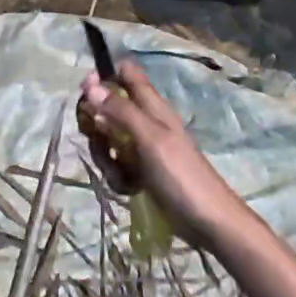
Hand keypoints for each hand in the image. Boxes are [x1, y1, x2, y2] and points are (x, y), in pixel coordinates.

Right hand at [77, 60, 245, 246]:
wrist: (208, 222)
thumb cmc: (182, 175)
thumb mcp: (150, 138)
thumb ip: (121, 111)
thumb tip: (90, 84)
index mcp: (152, 106)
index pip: (125, 73)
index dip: (104, 77)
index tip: (87, 95)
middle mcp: (145, 121)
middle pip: (108, 108)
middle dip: (96, 124)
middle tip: (101, 142)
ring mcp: (142, 148)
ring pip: (108, 139)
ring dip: (106, 155)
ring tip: (119, 173)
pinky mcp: (140, 171)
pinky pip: (116, 164)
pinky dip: (117, 175)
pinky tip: (128, 188)